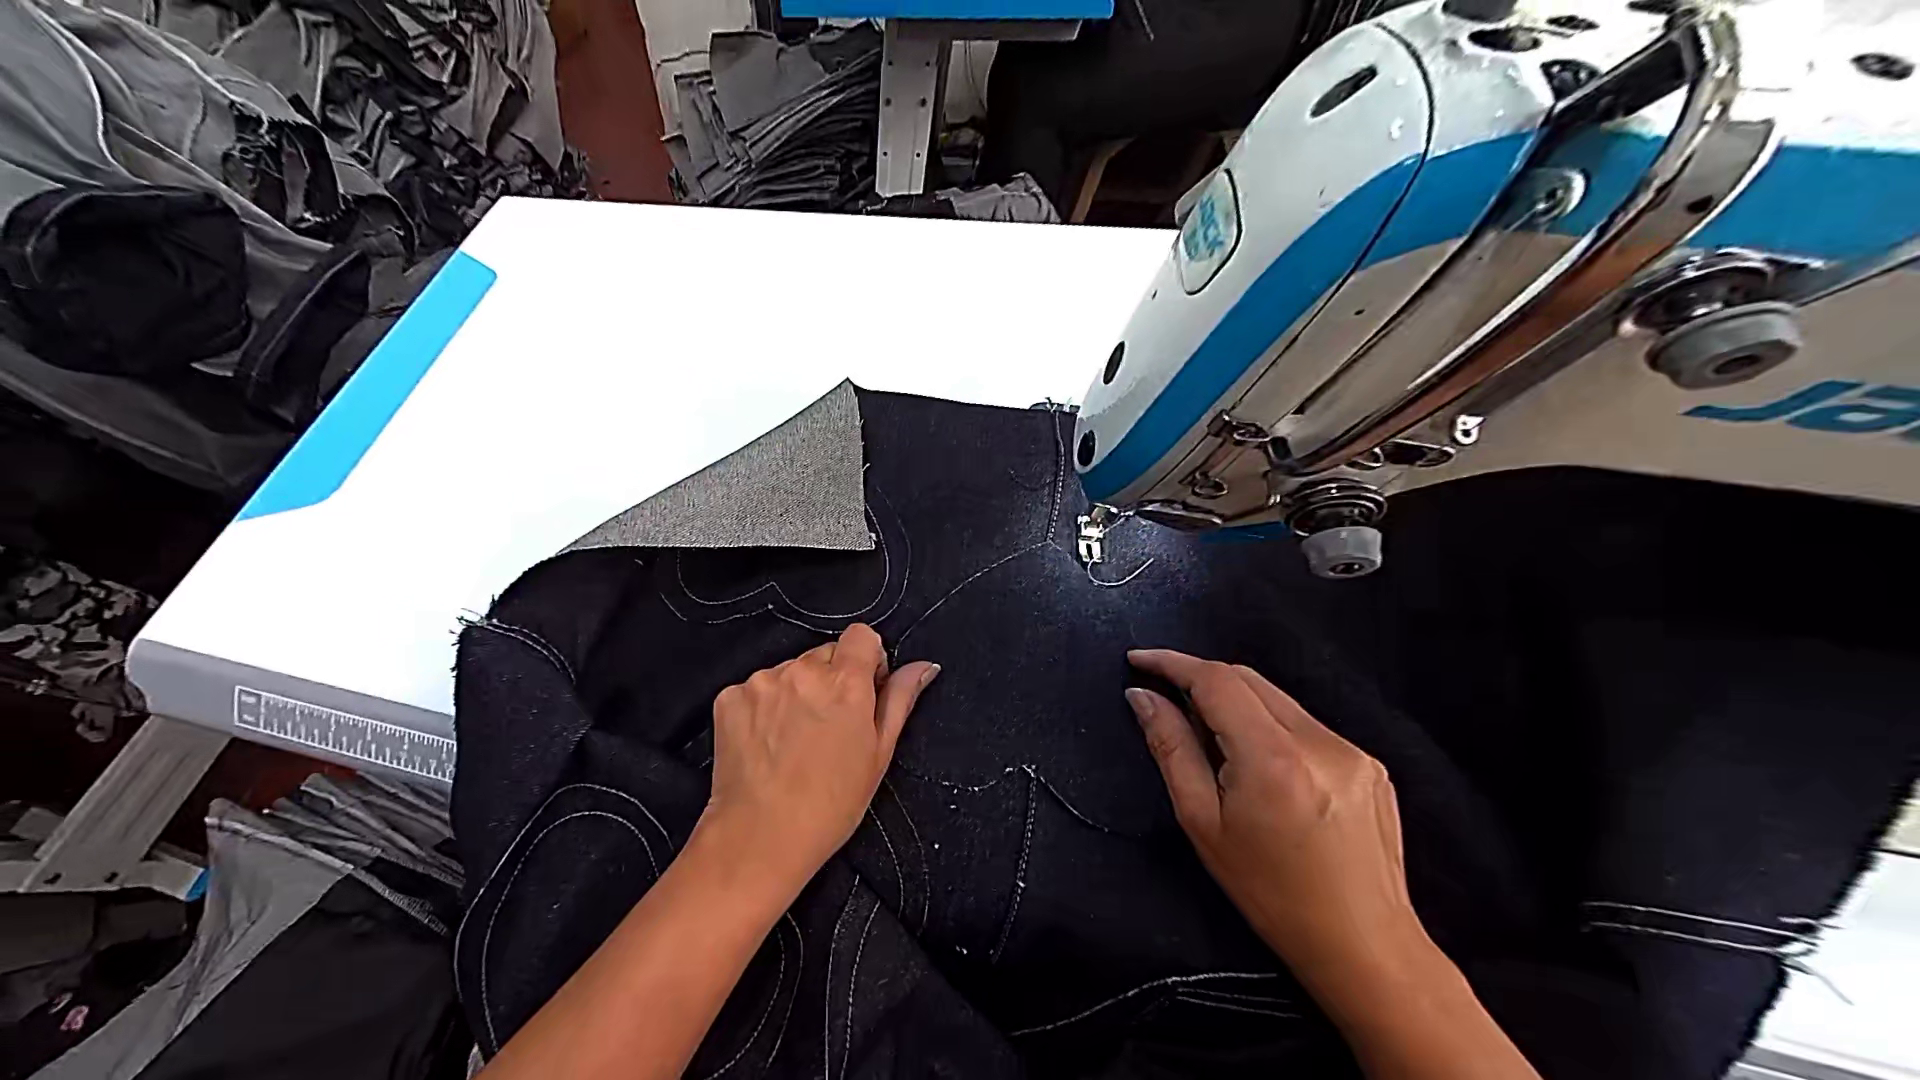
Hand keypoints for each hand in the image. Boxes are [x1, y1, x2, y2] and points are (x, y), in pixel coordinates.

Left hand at [700, 624, 938, 894]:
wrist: (760, 839)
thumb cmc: (829, 804)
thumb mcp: (879, 753)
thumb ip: (901, 698)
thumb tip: (924, 666)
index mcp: (846, 682)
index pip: (861, 635)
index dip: (867, 659)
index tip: (863, 689)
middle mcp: (803, 672)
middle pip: (825, 654)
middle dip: (831, 679)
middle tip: (828, 726)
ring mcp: (762, 682)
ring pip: (791, 671)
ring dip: (796, 692)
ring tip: (794, 740)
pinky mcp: (730, 697)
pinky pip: (757, 688)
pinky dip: (763, 707)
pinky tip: (767, 743)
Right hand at [1126, 649, 1422, 989]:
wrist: (1365, 947)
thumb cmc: (1271, 893)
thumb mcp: (1202, 822)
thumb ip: (1171, 747)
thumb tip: (1143, 698)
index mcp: (1273, 759)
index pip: (1216, 680)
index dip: (1172, 662)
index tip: (1139, 660)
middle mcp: (1318, 742)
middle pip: (1246, 678)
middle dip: (1200, 678)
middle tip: (1165, 698)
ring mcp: (1351, 749)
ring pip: (1275, 697)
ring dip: (1235, 701)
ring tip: (1212, 740)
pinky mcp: (1369, 761)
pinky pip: (1303, 722)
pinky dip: (1269, 724)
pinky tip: (1260, 765)